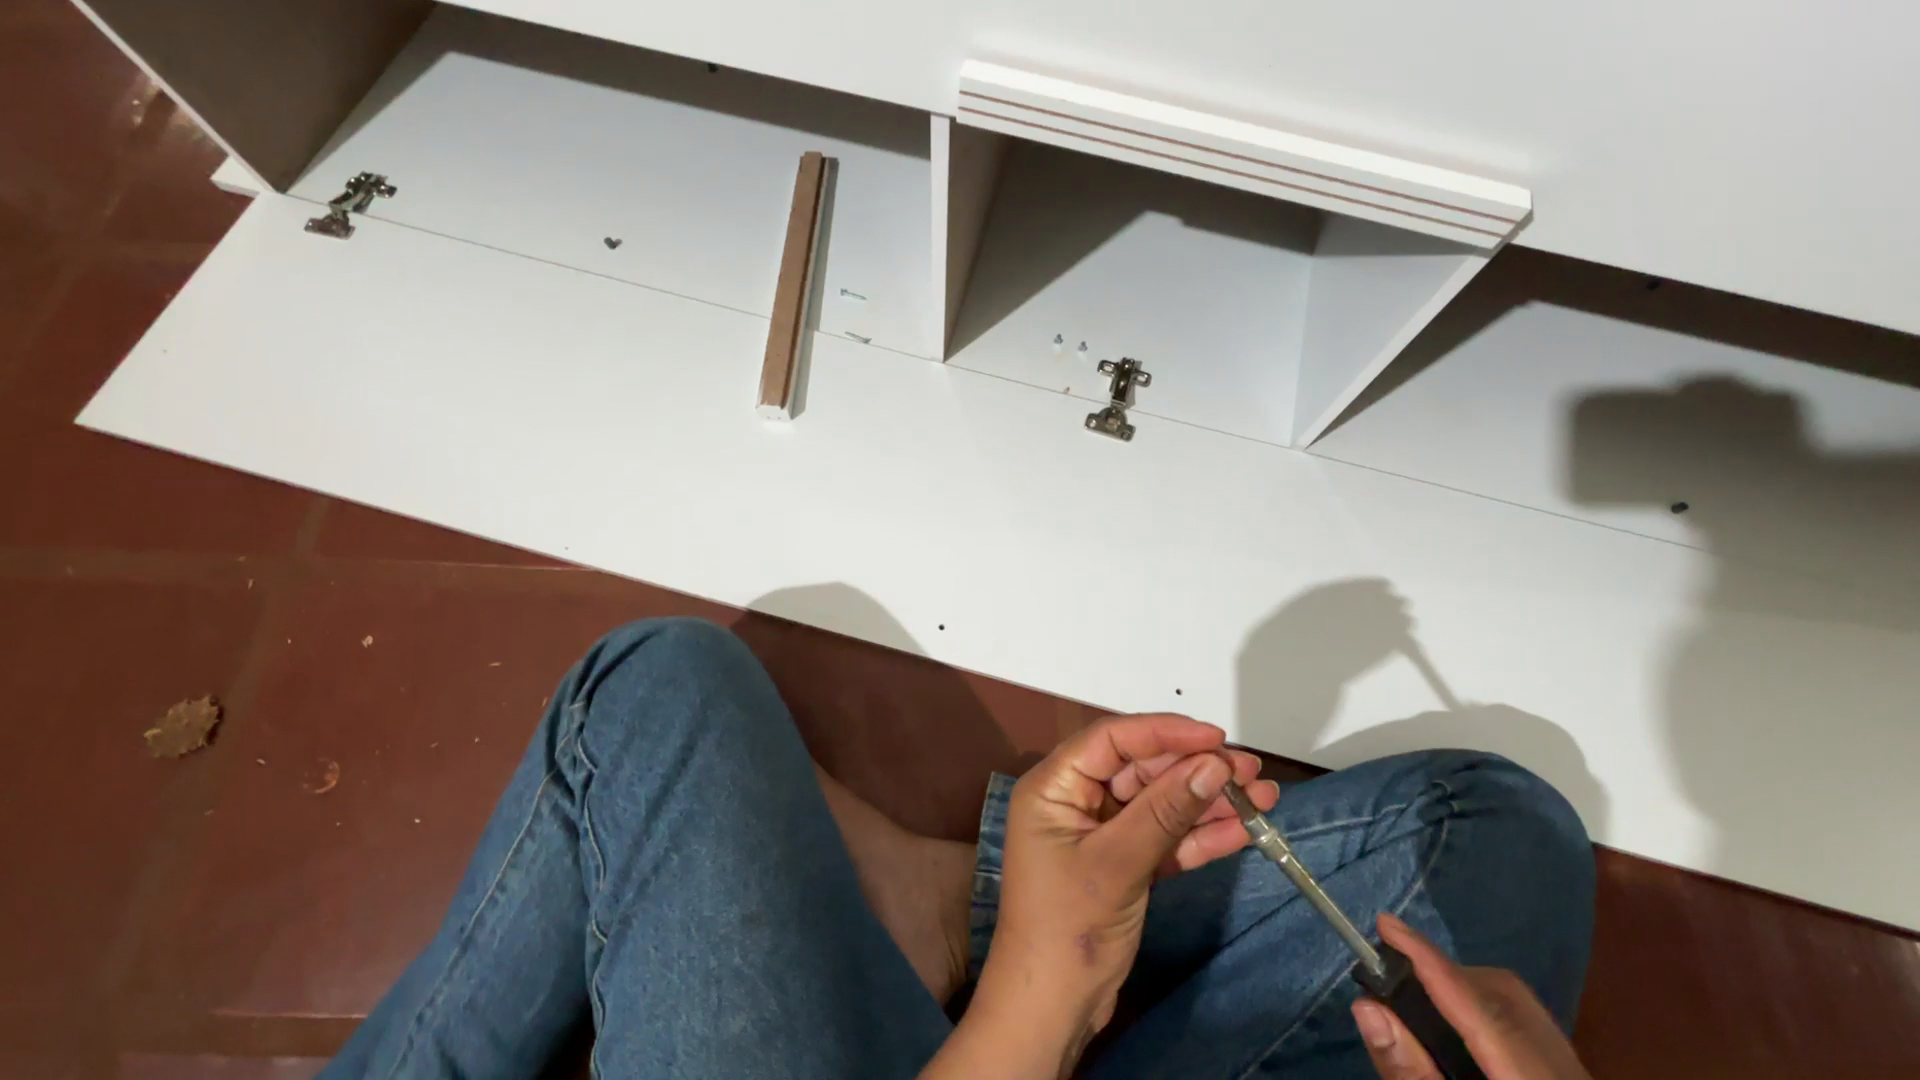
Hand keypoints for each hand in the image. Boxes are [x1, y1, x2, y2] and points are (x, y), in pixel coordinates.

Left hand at [979, 714, 1278, 1047]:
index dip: (1165, 732)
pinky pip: (1165, 838)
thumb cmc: (1067, 927)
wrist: (1052, 1007)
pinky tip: (1243, 831)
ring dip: (1208, 801)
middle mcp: (1076, 801)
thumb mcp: (1117, 863)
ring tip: (1264, 797)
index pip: (1112, 740)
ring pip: (1160, 803)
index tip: (1216, 738)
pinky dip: (1200, 836)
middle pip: (1142, 769)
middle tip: (1251, 770)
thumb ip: (1165, 811)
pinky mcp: (1123, 864)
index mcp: (1054, 787)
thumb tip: (1214, 765)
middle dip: (1196, 769)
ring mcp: (1101, 833)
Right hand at [1354, 913, 1593, 1079]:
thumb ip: (1413, 1074)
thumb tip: (1366, 1007)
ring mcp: (1576, 1070)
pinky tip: (1457, 1024)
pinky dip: (1486, 1009)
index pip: (1483, 1010)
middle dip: (1446, 973)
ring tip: (1417, 996)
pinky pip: (1531, 1023)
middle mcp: (1567, 1069)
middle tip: (1392, 966)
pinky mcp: (1569, 1073)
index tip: (1386, 922)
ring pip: (1521, 1005)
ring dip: (1464, 989)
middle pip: (1507, 997)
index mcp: (1535, 1078)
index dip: (1432, 963)